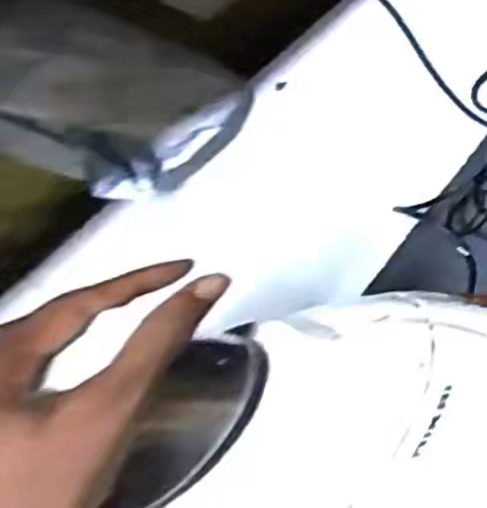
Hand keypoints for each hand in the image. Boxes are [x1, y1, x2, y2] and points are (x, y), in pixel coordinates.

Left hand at [0, 261, 228, 507]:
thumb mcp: (115, 403)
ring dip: (66, 324)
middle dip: (95, 300)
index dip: (133, 281)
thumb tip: (210, 281)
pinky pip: (6, 373)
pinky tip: (57, 358)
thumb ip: (161, 337)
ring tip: (115, 309)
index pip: (69, 307)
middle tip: (153, 285)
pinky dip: (41, 352)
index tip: (187, 267)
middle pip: (31, 325)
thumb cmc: (51, 475)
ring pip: (12, 349)